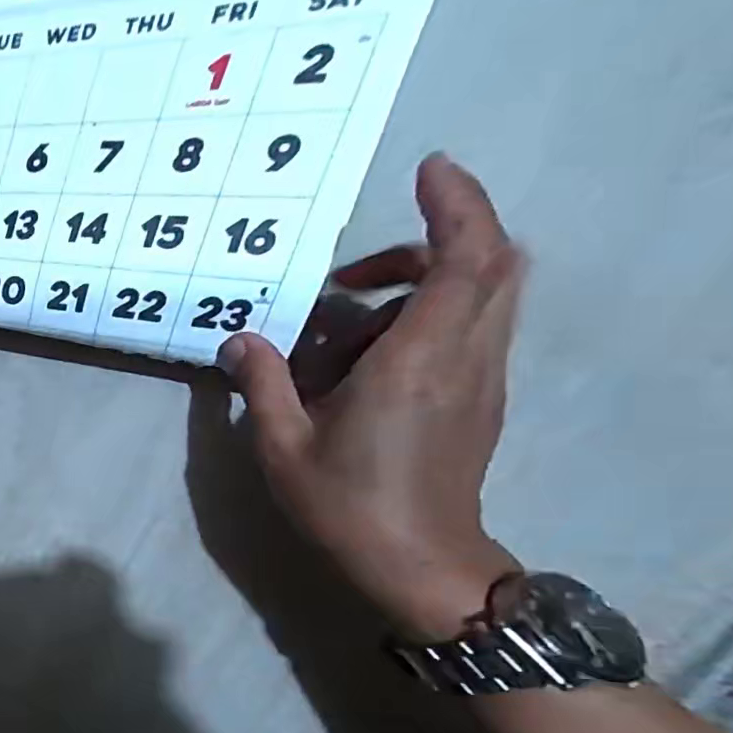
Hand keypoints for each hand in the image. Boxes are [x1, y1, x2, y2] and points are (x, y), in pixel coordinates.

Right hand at [216, 153, 524, 641]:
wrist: (419, 564)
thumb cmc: (347, 505)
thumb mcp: (283, 446)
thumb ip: (261, 384)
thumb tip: (240, 339)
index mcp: (417, 363)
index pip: (465, 259)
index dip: (455, 204)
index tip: (427, 169)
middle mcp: (465, 358)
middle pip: (493, 263)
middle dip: (436, 238)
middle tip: (358, 269)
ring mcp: (482, 379)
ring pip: (487, 295)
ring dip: (427, 281)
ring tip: (352, 319)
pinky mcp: (482, 399)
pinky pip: (473, 329)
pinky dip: (431, 315)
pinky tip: (372, 357)